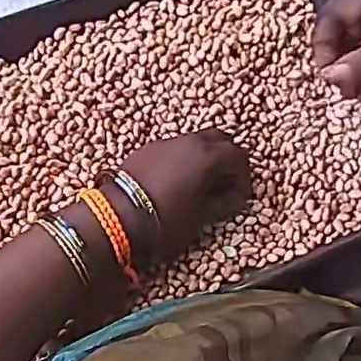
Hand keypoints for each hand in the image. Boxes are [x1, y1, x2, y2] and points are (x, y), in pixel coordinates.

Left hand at [115, 130, 249, 260]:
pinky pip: (175, 148)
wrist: (115, 216)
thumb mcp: (199, 217)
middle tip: (226, 184)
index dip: (244, 177)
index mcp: (208, 156)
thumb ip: (222, 203)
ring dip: (205, 157)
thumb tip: (235, 198)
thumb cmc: (163, 220)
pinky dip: (184, 159)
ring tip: (202, 185)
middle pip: (220, 139)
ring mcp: (166, 143)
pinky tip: (177, 182)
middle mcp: (189, 142)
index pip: (238, 156)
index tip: (241, 196)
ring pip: (195, 141)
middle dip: (227, 159)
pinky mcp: (147, 149)